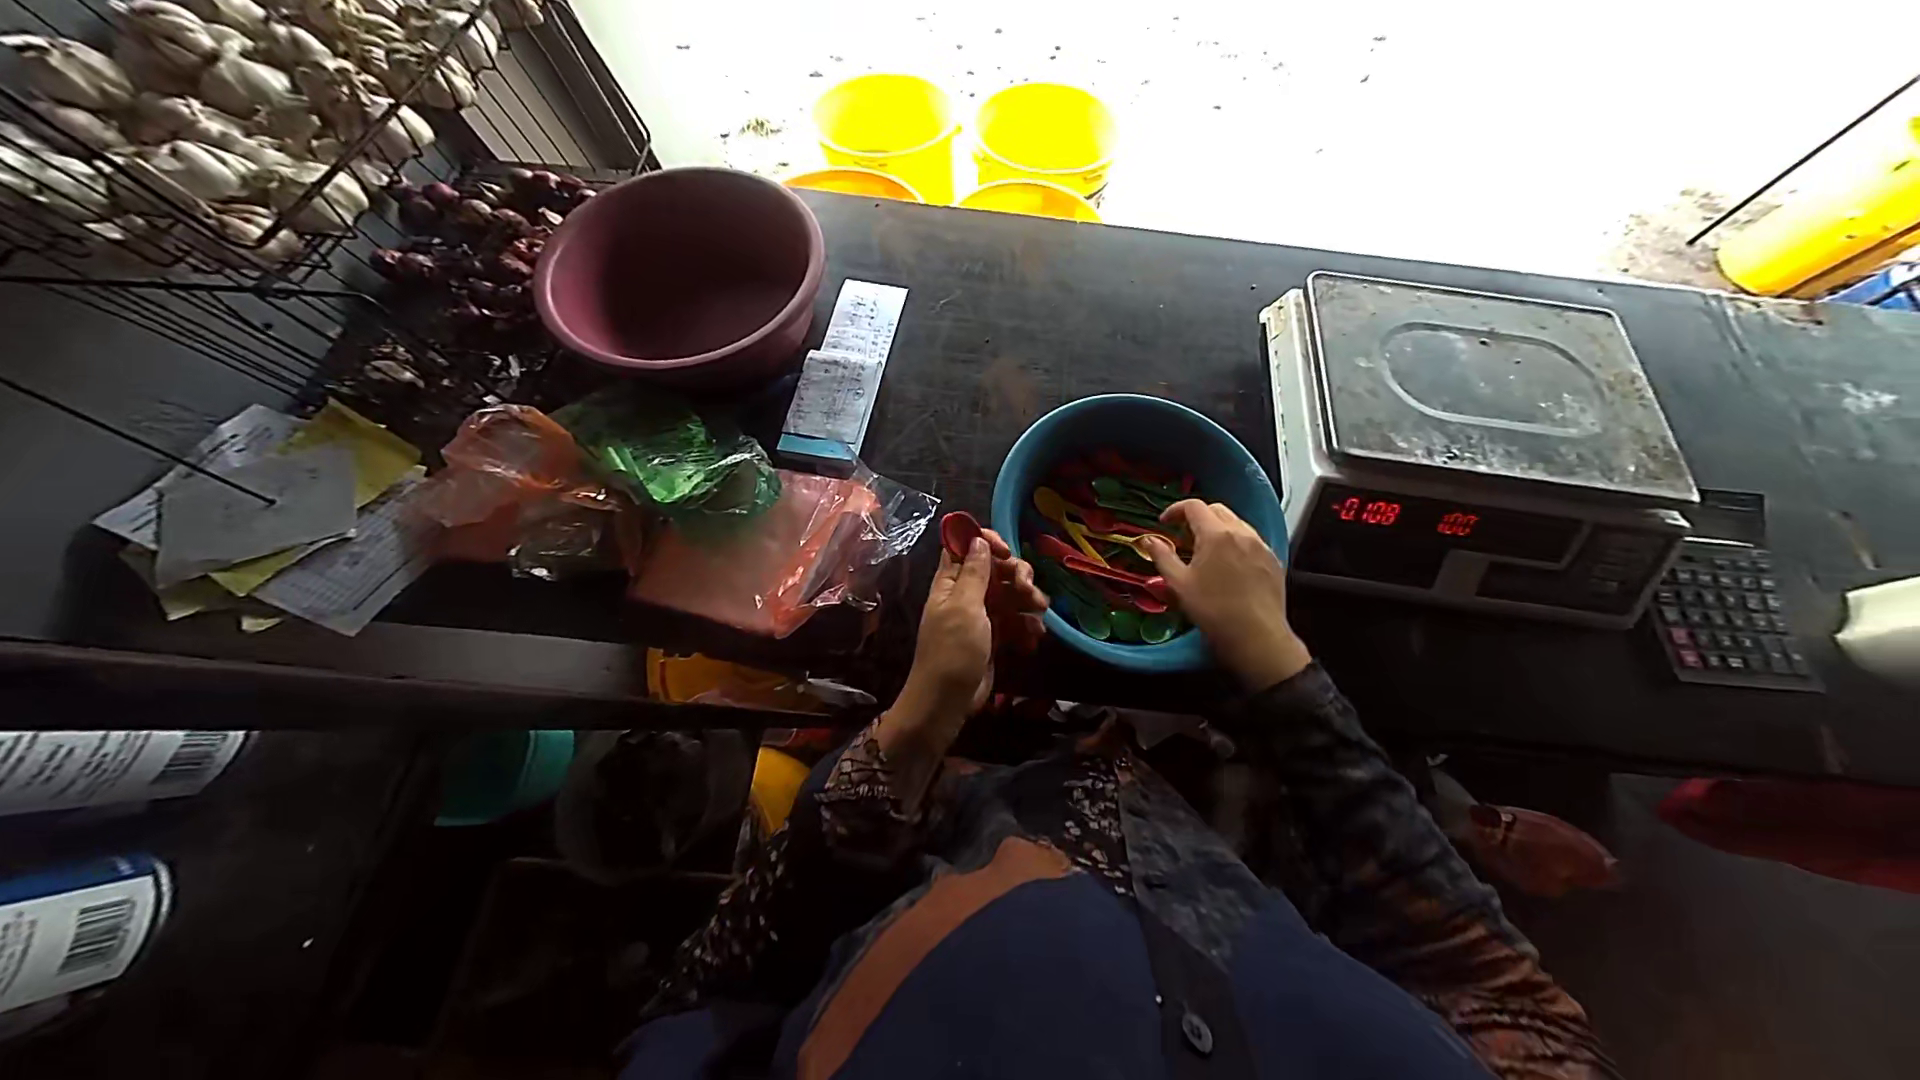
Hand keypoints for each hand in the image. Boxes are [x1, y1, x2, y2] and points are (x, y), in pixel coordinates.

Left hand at [893, 528, 1047, 735]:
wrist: (948, 701)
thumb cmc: (952, 650)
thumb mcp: (963, 606)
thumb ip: (974, 572)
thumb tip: (977, 538)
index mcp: (951, 581)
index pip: (966, 547)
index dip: (987, 542)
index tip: (1007, 552)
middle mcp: (966, 594)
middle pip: (997, 570)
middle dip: (1017, 575)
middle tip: (1028, 590)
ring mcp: (981, 616)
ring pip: (1011, 595)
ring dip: (1028, 601)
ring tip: (1039, 615)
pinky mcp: (994, 637)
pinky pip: (1015, 622)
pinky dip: (1027, 627)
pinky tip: (1034, 639)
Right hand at [1140, 500, 1311, 690]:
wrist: (1256, 636)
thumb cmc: (1213, 610)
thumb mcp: (1178, 583)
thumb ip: (1162, 556)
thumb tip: (1149, 540)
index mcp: (1216, 534)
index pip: (1194, 506)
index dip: (1175, 510)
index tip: (1164, 523)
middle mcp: (1242, 533)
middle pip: (1216, 510)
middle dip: (1197, 517)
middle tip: (1182, 535)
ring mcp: (1261, 546)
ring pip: (1236, 524)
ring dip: (1217, 529)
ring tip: (1205, 550)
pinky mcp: (1273, 560)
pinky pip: (1251, 540)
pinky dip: (1235, 542)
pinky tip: (1227, 564)